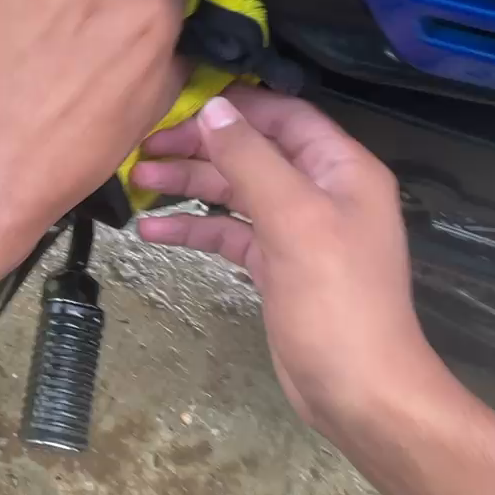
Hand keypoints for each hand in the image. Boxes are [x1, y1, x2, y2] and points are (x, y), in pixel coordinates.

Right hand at [131, 87, 450, 434]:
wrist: (356, 389)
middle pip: (251, 154)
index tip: (178, 106)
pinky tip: (154, 232)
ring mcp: (295, 231)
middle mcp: (319, 192)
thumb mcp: (293, 219)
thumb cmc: (335, 300)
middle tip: (144, 150)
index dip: (234, 108)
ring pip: (234, 194)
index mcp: (339, 169)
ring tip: (138, 183)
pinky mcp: (274, 266)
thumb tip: (213, 110)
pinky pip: (228, 235)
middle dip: (198, 149)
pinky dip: (194, 231)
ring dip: (188, 187)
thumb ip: (251, 160)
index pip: (284, 117)